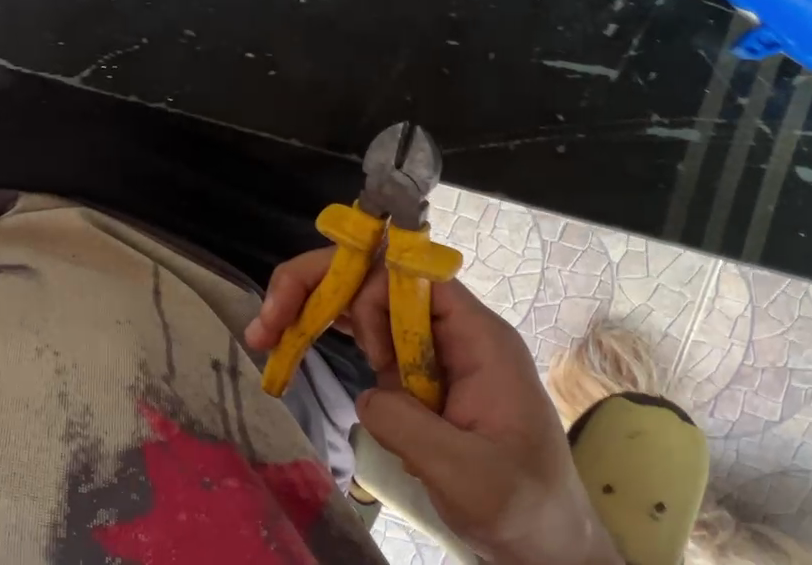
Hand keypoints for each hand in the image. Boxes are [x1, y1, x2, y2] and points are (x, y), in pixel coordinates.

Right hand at [246, 249, 621, 564]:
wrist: (545, 545)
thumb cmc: (522, 508)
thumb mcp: (468, 474)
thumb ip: (408, 424)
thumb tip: (365, 394)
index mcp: (477, 338)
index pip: (408, 274)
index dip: (357, 280)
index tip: (324, 323)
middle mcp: (449, 329)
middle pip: (370, 276)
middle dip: (314, 289)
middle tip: (267, 326)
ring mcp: (426, 346)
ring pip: (355, 299)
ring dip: (307, 309)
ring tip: (266, 338)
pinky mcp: (408, 368)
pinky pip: (357, 331)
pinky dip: (318, 332)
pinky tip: (287, 345)